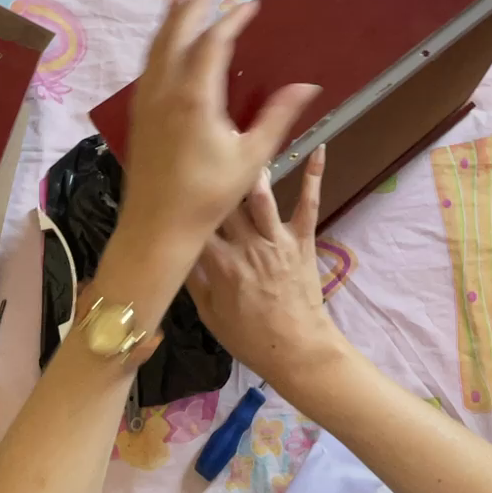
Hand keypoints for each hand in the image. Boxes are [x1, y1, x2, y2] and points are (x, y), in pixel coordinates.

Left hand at [118, 0, 319, 250]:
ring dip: (171, 20)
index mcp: (196, 98)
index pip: (214, 43)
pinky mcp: (139, 114)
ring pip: (157, 47)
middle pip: (178, 34)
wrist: (157, 228)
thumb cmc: (209, 196)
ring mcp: (148, 101)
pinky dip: (159, 44)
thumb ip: (279, 117)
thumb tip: (309, 86)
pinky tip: (165, 45)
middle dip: (193, 5)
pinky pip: (148, 65)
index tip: (251, 5)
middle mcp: (167, 91)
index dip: (233, 20)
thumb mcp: (252, 158)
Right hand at [188, 147, 349, 388]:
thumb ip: (193, 279)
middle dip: (215, 176)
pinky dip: (314, 175)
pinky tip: (319, 148)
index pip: (196, 225)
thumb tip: (175, 250)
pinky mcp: (303, 239)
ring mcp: (277, 239)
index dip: (183, 203)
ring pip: (261, 197)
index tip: (172, 183)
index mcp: (219, 264)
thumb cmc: (249, 338)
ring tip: (244, 141)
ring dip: (252, 169)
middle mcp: (247, 245)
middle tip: (206, 148)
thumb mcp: (209, 315)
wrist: (297, 350)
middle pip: (226, 204)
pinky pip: (308, 203)